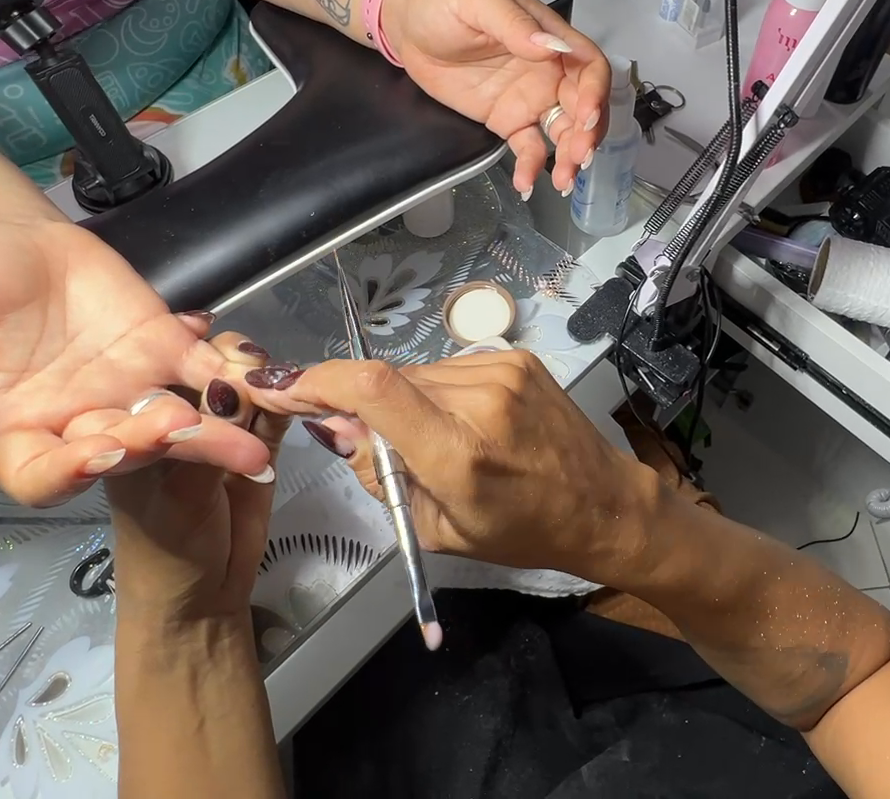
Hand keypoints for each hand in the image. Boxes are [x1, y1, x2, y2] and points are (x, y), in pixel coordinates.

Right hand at [0, 217, 274, 505]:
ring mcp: (131, 385)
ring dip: (214, 424)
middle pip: (128, 449)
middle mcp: (82, 418)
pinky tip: (262, 379)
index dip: (74, 470)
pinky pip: (207, 368)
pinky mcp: (166, 345)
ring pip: (179, 415)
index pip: (47, 475)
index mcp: (17, 430)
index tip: (97, 450)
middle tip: (188, 429)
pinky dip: (235, 374)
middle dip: (159, 444)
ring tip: (248, 433)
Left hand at [104, 344, 281, 620]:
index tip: (213, 357)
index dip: (187, 359)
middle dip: (230, 362)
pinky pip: (273, 412)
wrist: (203, 599)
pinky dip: (285, 401)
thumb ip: (207, 440)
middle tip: (251, 364)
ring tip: (276, 377)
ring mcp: (220, 431)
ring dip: (261, 379)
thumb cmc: (165, 550)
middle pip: (206, 371)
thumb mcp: (177, 493)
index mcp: (136, 425)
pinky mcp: (259, 442)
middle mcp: (177, 419)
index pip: (163, 377)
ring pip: (243, 388)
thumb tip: (234, 386)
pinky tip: (294, 392)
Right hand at [248, 351, 656, 583]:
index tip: (286, 389)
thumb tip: (332, 425)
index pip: (373, 389)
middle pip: (390, 380)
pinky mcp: (517, 357)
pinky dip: (439, 391)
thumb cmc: (522, 531)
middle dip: (363, 405)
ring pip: (419, 373)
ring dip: (406, 400)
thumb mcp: (440, 528)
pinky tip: (462, 421)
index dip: (320, 381)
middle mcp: (481, 396)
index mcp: (459, 450)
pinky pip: (451, 368)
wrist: (603, 501)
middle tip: (371, 442)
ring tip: (432, 439)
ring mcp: (503, 369)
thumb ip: (381, 474)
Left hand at [383, 0, 611, 196]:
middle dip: (588, 134)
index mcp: (550, 38)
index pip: (589, 66)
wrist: (407, 24)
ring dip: (570, 157)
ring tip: (564, 182)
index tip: (584, 115)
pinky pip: (528, 148)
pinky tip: (527, 185)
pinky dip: (531, 167)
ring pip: (562, 132)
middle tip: (578, 158)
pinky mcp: (507, 121)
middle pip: (583, 106)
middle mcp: (548, 71)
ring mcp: (529, 99)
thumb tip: (550, 47)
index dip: (594, 92)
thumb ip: (515, 24)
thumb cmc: (444, 0)